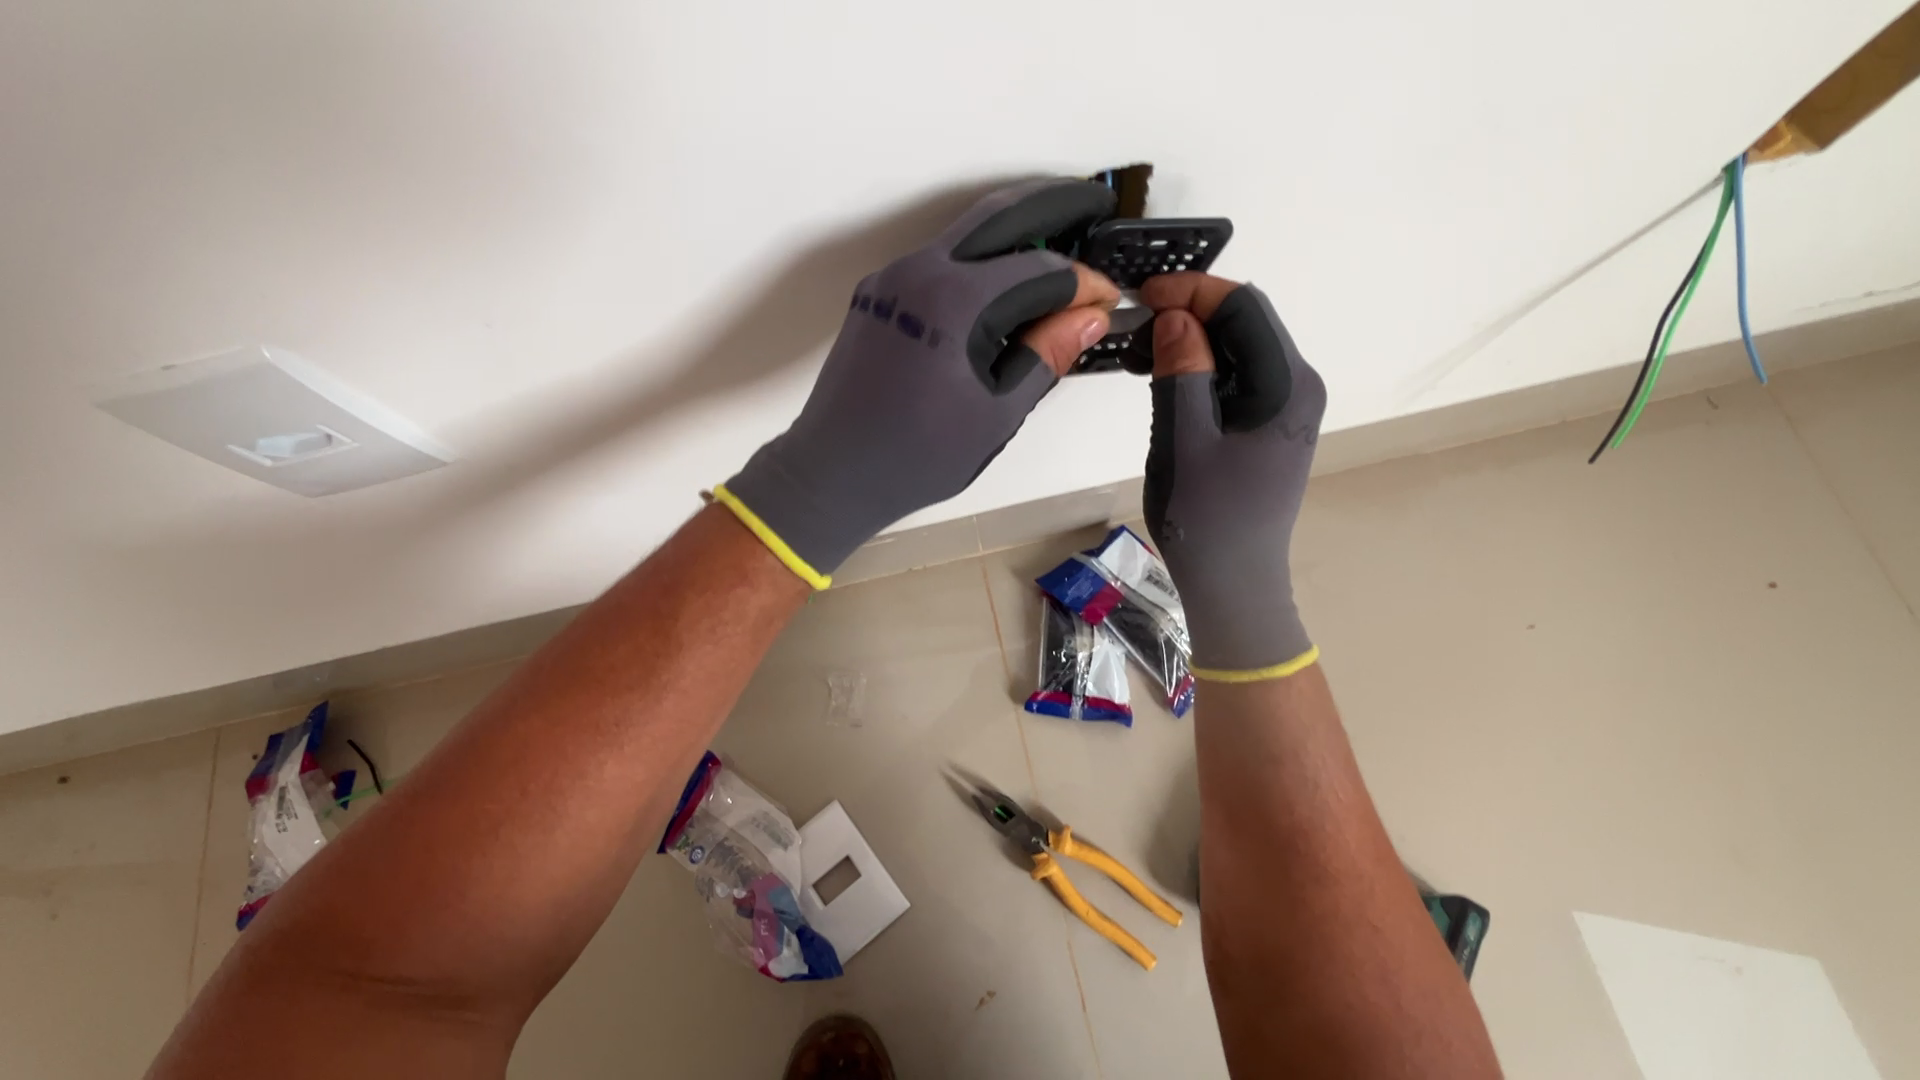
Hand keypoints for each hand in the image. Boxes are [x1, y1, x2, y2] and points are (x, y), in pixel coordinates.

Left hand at [717, 178, 1121, 586]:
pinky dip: (978, 260)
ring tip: (1060, 235)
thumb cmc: (918, 455)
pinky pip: (938, 261)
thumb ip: (1045, 355)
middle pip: (998, 215)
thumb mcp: (996, 414)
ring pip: (964, 233)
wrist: (831, 472)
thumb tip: (1091, 316)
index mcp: (954, 300)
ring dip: (1013, 231)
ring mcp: (892, 278)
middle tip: (1095, 204)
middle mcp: (919, 270)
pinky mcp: (877, 294)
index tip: (1108, 302)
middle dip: (1053, 206)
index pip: (1039, 269)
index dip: (1082, 283)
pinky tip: (1004, 281)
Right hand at [1138, 273, 1326, 678]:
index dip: (1193, 291)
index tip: (1142, 296)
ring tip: (1139, 357)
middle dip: (1188, 315)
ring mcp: (1284, 407)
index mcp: (1287, 384)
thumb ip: (1182, 373)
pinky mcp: (1267, 426)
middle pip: (1244, 323)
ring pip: (1236, 350)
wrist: (1234, 584)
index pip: (1245, 307)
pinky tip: (1164, 381)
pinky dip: (1198, 371)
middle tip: (1133, 330)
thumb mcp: (1184, 441)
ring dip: (1190, 343)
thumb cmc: (1208, 520)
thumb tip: (1174, 316)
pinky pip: (1234, 379)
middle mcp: (1296, 386)